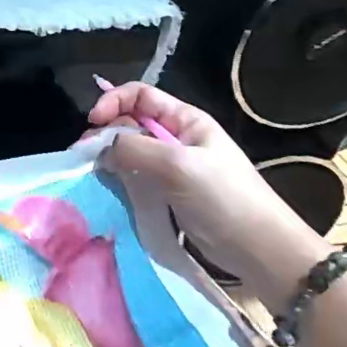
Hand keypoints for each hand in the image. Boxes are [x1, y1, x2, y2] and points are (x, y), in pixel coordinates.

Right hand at [90, 82, 328, 309]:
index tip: (93, 123)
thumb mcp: (179, 166)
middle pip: (133, 123)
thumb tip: (102, 145)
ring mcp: (174, 169)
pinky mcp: (171, 196)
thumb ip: (136, 149)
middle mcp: (178, 139)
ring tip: (95, 173)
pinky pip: (139, 180)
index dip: (114, 101)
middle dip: (107, 132)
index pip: (141, 95)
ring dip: (112, 158)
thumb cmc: (224, 199)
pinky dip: (122, 180)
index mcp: (186, 120)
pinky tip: (111, 189)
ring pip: (133, 153)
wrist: (261, 251)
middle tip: (86, 155)